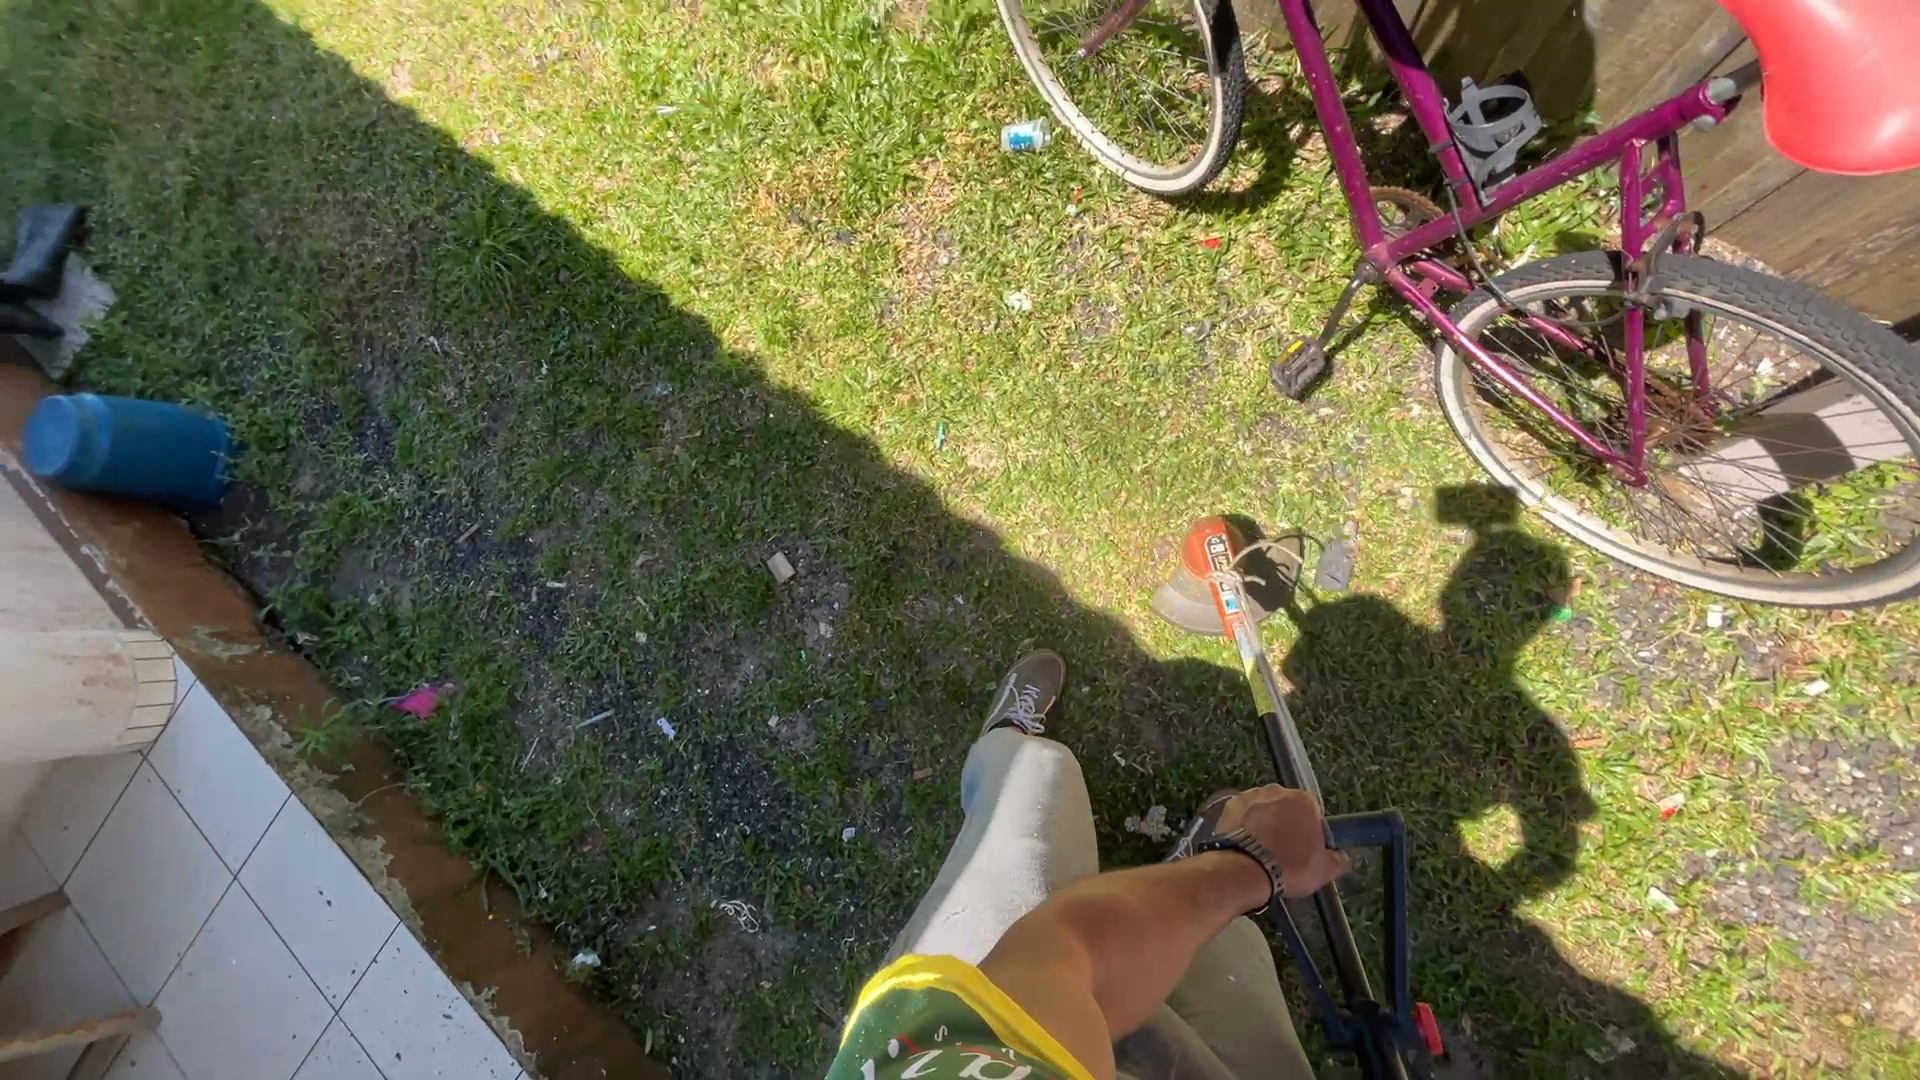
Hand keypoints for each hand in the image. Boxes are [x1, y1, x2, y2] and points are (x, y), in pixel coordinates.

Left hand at [1215, 785, 1349, 897]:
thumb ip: (1338, 859)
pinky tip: (1247, 843)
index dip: (1311, 830)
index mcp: (1303, 800)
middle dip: (1287, 822)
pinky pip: (1244, 813)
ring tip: (1263, 848)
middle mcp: (1276, 790)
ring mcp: (1250, 795)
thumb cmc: (1290, 866)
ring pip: (1264, 808)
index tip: (1307, 847)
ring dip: (1265, 822)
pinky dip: (1246, 824)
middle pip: (1287, 807)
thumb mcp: (1325, 870)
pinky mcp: (1230, 804)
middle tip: (1284, 849)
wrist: (1245, 868)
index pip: (1313, 811)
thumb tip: (1341, 856)